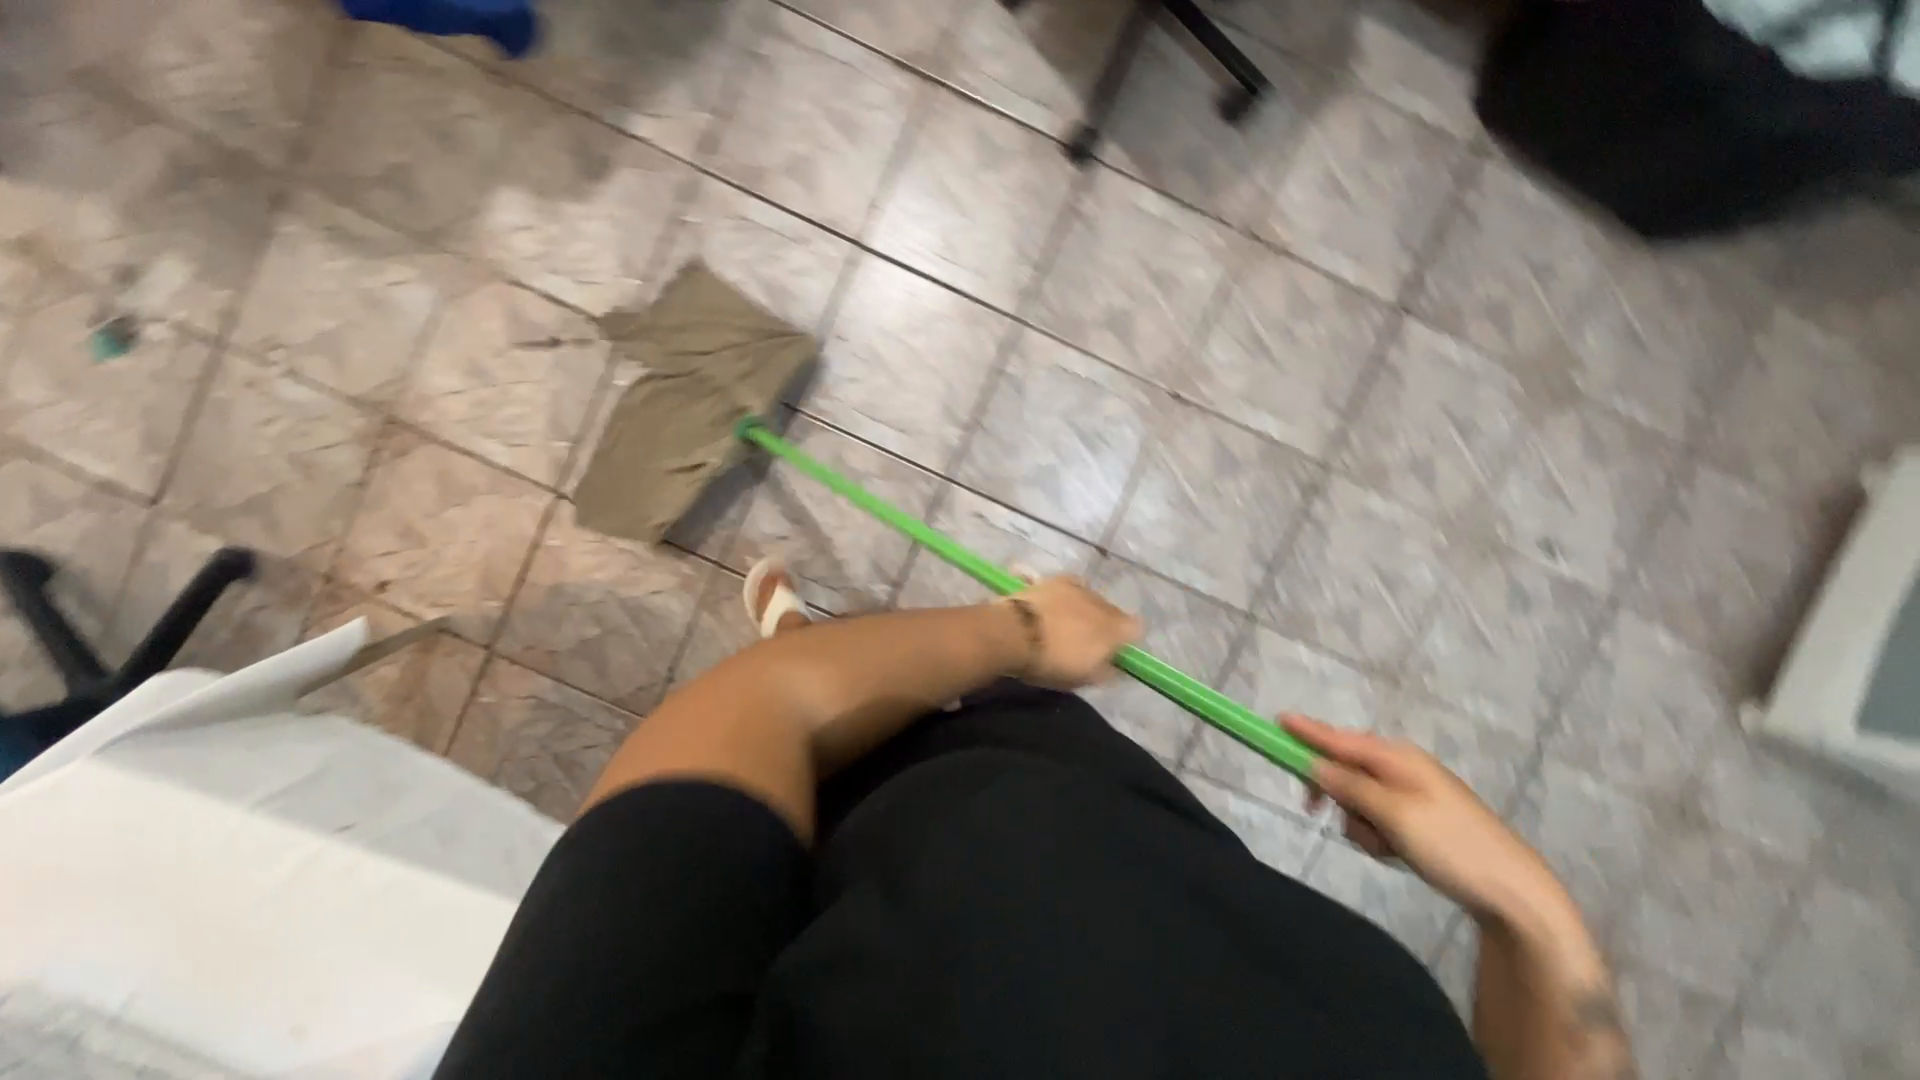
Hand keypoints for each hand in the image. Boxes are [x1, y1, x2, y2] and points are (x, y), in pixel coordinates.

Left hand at [998, 576, 1142, 690]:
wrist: (1014, 633)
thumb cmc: (1051, 662)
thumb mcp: (1083, 678)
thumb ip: (1105, 671)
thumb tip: (1114, 666)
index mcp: (1116, 628)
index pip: (1137, 628)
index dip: (1126, 641)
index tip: (1112, 653)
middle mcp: (1103, 603)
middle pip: (1113, 612)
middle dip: (1104, 625)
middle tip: (1083, 642)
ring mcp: (1079, 588)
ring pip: (1092, 598)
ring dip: (1084, 609)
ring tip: (1064, 623)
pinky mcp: (1057, 579)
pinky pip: (1071, 586)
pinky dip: (1067, 595)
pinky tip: (1055, 604)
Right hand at [1284, 714, 1570, 926]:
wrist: (1513, 893)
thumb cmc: (1451, 845)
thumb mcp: (1393, 814)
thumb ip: (1350, 787)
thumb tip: (1314, 764)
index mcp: (1397, 758)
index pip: (1339, 738)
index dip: (1306, 731)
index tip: (1274, 720)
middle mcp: (1401, 768)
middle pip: (1343, 768)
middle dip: (1333, 793)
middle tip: (1316, 812)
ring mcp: (1410, 794)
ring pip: (1355, 798)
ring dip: (1357, 822)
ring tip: (1382, 846)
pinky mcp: (1417, 820)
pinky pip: (1375, 818)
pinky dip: (1375, 835)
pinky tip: (1394, 854)